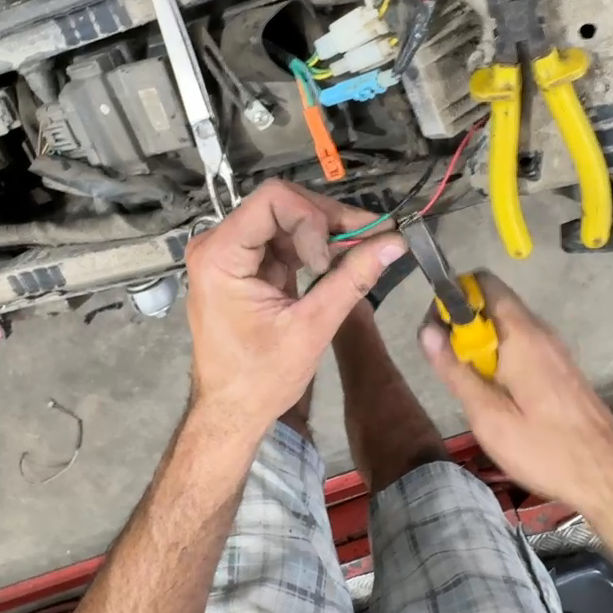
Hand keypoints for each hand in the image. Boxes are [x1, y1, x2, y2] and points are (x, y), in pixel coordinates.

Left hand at [185, 181, 405, 435]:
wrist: (231, 412)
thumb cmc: (260, 378)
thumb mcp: (311, 328)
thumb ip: (351, 280)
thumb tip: (395, 243)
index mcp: (220, 255)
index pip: (273, 199)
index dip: (314, 218)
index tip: (330, 259)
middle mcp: (218, 244)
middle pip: (281, 205)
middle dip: (328, 221)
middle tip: (373, 238)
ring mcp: (230, 254)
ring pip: (287, 220)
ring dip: (327, 233)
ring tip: (366, 249)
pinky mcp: (245, 266)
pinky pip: (285, 241)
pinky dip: (316, 248)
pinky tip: (345, 260)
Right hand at [419, 274, 612, 513]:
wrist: (607, 480)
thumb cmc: (544, 449)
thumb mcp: (488, 416)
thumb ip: (456, 370)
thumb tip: (426, 330)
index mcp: (522, 335)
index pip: (484, 284)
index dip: (453, 298)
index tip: (435, 331)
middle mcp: (541, 332)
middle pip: (494, 304)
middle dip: (463, 324)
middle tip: (447, 364)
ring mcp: (555, 351)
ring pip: (508, 327)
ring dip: (481, 343)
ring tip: (467, 383)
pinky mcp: (562, 369)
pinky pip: (523, 346)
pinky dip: (501, 357)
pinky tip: (496, 394)